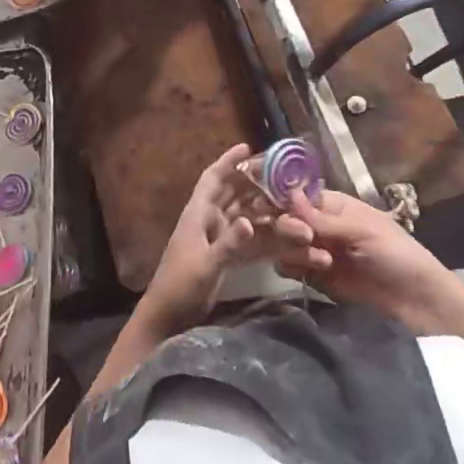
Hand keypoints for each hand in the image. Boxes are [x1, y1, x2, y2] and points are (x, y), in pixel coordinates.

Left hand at [140, 145, 276, 332]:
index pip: (213, 179)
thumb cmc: (180, 286)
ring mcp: (218, 239)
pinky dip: (268, 239)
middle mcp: (208, 221)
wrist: (169, 316)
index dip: (228, 161)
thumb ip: (229, 245)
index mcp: (197, 215)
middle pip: (234, 193)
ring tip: (294, 202)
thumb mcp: (206, 265)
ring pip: (246, 216)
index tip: (249, 146)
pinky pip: (251, 241)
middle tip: (285, 173)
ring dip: (267, 210)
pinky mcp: (226, 257)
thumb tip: (251, 222)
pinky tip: (291, 238)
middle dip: (256, 181)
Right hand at [269, 189, 463, 332]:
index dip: (281, 199)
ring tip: (324, 261)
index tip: (271, 208)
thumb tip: (288, 196)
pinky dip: (293, 267)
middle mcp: (318, 224)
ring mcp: (314, 250)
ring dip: (295, 250)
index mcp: (333, 205)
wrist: (415, 302)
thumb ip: (321, 218)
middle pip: (284, 218)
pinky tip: (315, 271)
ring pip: (281, 243)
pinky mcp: (311, 275)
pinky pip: (285, 266)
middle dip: (289, 228)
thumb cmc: (396, 255)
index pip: (295, 195)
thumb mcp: (362, 231)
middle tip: (307, 238)